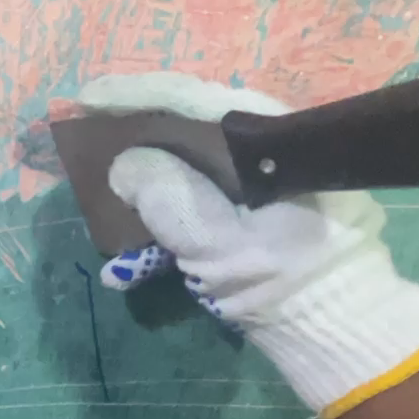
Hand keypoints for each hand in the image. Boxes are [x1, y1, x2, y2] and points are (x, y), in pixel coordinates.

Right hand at [77, 73, 418, 418]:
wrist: (331, 321)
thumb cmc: (280, 279)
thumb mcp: (217, 243)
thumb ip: (169, 198)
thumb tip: (124, 165)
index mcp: (266, 137)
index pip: (191, 101)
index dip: (135, 96)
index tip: (87, 98)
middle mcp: (266, 144)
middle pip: (187, 125)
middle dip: (135, 134)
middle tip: (89, 137)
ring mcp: (263, 175)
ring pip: (191, 162)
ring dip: (147, 180)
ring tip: (107, 189)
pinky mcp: (258, 205)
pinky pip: (202, 195)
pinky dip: (168, 214)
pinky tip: (136, 247)